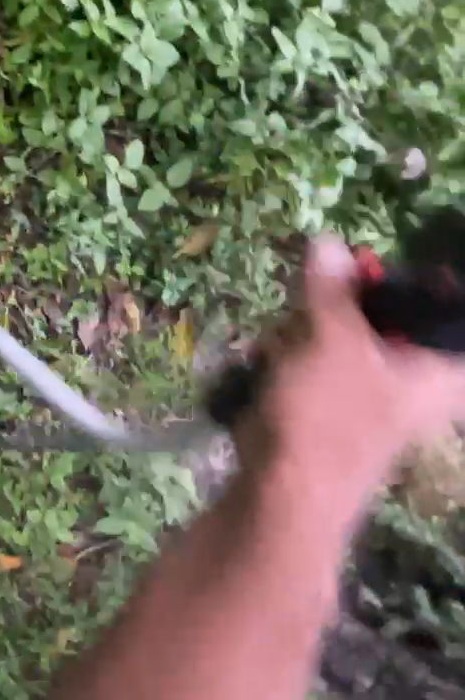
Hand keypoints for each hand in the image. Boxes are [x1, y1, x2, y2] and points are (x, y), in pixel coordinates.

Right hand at [246, 237, 464, 510]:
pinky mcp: (336, 396)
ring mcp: (376, 386)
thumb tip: (325, 242)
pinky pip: (314, 354)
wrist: (289, 478)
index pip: (436, 306)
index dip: (394, 285)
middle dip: (329, 310)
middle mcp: (420, 373)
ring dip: (300, 331)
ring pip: (337, 332)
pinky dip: (290, 352)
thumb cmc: (329, 414)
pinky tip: (274, 362)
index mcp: (446, 366)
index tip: (347, 277)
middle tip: (306, 320)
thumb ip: (329, 292)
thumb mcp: (329, 342)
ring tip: (282, 348)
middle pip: (378, 314)